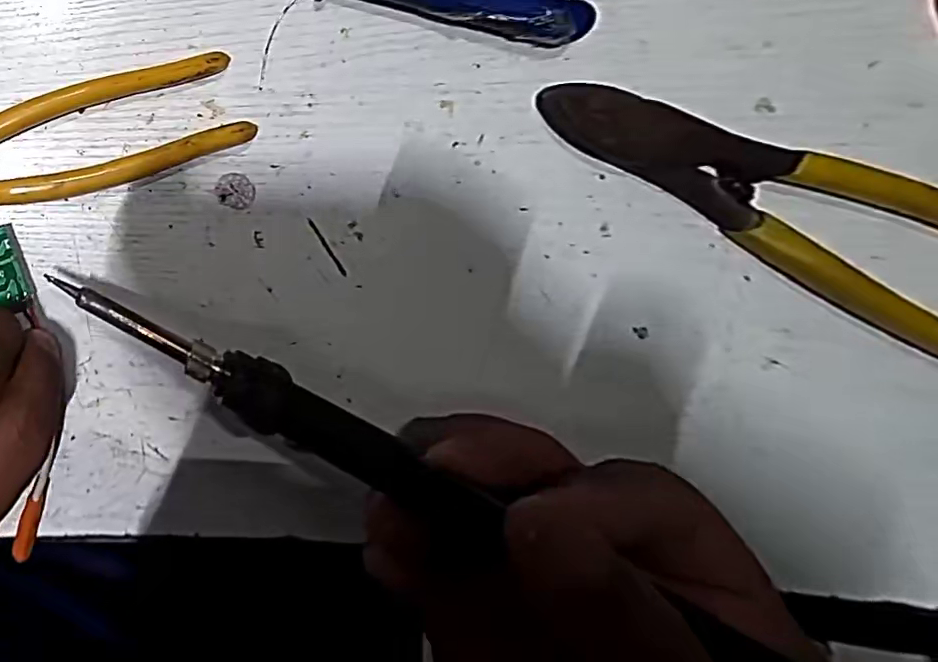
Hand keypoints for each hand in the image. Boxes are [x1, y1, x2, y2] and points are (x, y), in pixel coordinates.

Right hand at [364, 415, 822, 661]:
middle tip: (434, 476)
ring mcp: (525, 585)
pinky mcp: (464, 606)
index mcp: (694, 594)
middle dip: (468, 461)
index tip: (529, 526)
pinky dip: (393, 543)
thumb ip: (630, 623)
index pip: (635, 499)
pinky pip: (419, 550)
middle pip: (531, 473)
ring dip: (415, 494)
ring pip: (458, 495)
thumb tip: (550, 527)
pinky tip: (390, 559)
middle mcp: (603, 572)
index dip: (577, 494)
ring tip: (395, 525)